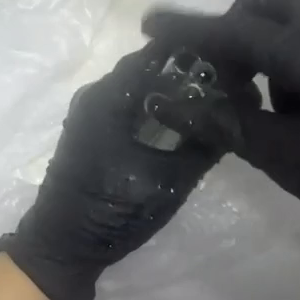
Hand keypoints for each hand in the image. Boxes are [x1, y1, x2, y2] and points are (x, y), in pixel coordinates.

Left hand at [0, 45, 238, 299]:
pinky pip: (125, 105)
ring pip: (136, 87)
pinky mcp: (89, 130)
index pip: (156, 54)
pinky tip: (178, 122)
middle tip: (222, 83)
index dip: (192, 54)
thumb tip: (236, 115)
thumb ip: (203, 145)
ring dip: (167, 91)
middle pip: (146, 68)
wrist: (63, 246)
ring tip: (206, 102)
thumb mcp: (168, 181)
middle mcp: (94, 94)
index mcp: (108, 97)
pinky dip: (151, 106)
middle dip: (183, 73)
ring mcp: (88, 112)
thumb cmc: (112, 211)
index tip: (227, 60)